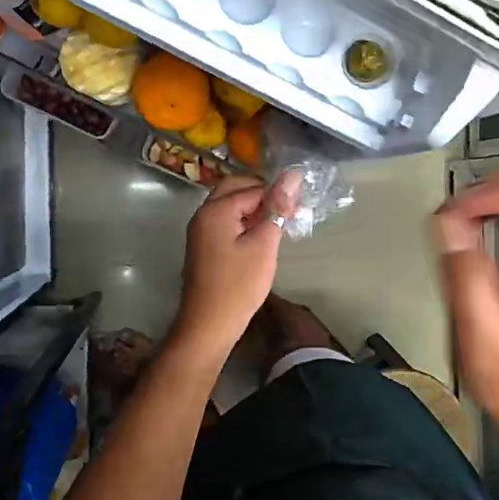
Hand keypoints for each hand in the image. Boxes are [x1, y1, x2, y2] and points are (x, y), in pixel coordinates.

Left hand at [174, 173, 300, 350]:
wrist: (209, 324)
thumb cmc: (239, 285)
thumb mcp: (264, 244)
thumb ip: (277, 208)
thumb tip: (292, 175)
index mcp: (215, 210)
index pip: (252, 188)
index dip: (277, 194)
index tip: (298, 210)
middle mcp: (203, 214)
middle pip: (235, 189)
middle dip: (262, 195)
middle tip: (287, 211)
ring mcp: (200, 231)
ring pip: (229, 205)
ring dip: (253, 209)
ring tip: (277, 225)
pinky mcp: (203, 246)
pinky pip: (224, 222)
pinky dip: (243, 222)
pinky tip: (260, 239)